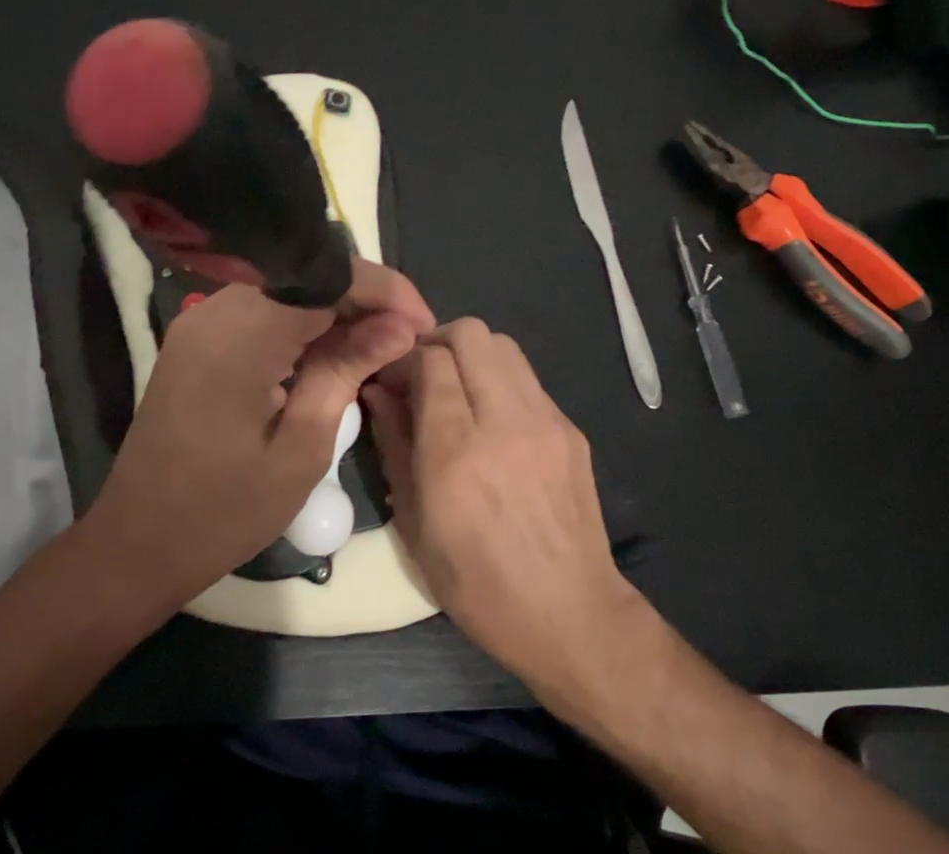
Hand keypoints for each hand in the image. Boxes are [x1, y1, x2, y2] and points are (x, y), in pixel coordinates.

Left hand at [87, 260, 432, 597]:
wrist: (139, 543)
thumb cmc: (226, 511)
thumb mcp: (302, 448)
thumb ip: (346, 372)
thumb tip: (399, 326)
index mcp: (240, 336)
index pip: (325, 278)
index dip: (383, 290)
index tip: (423, 325)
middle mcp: (214, 313)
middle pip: (303, 277)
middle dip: (362, 298)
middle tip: (406, 338)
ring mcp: (198, 324)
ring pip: (283, 292)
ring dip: (333, 311)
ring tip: (379, 347)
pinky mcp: (194, 341)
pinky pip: (259, 313)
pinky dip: (300, 325)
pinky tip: (330, 353)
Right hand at [362, 318, 641, 704]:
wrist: (568, 613)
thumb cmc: (476, 583)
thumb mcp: (413, 522)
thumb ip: (393, 445)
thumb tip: (377, 393)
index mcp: (457, 450)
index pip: (430, 360)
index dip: (402, 359)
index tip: (389, 380)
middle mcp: (505, 421)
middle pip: (471, 334)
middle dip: (436, 343)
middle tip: (420, 377)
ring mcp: (546, 421)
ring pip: (505, 347)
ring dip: (471, 356)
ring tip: (454, 393)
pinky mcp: (571, 430)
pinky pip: (529, 380)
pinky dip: (500, 382)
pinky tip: (491, 421)